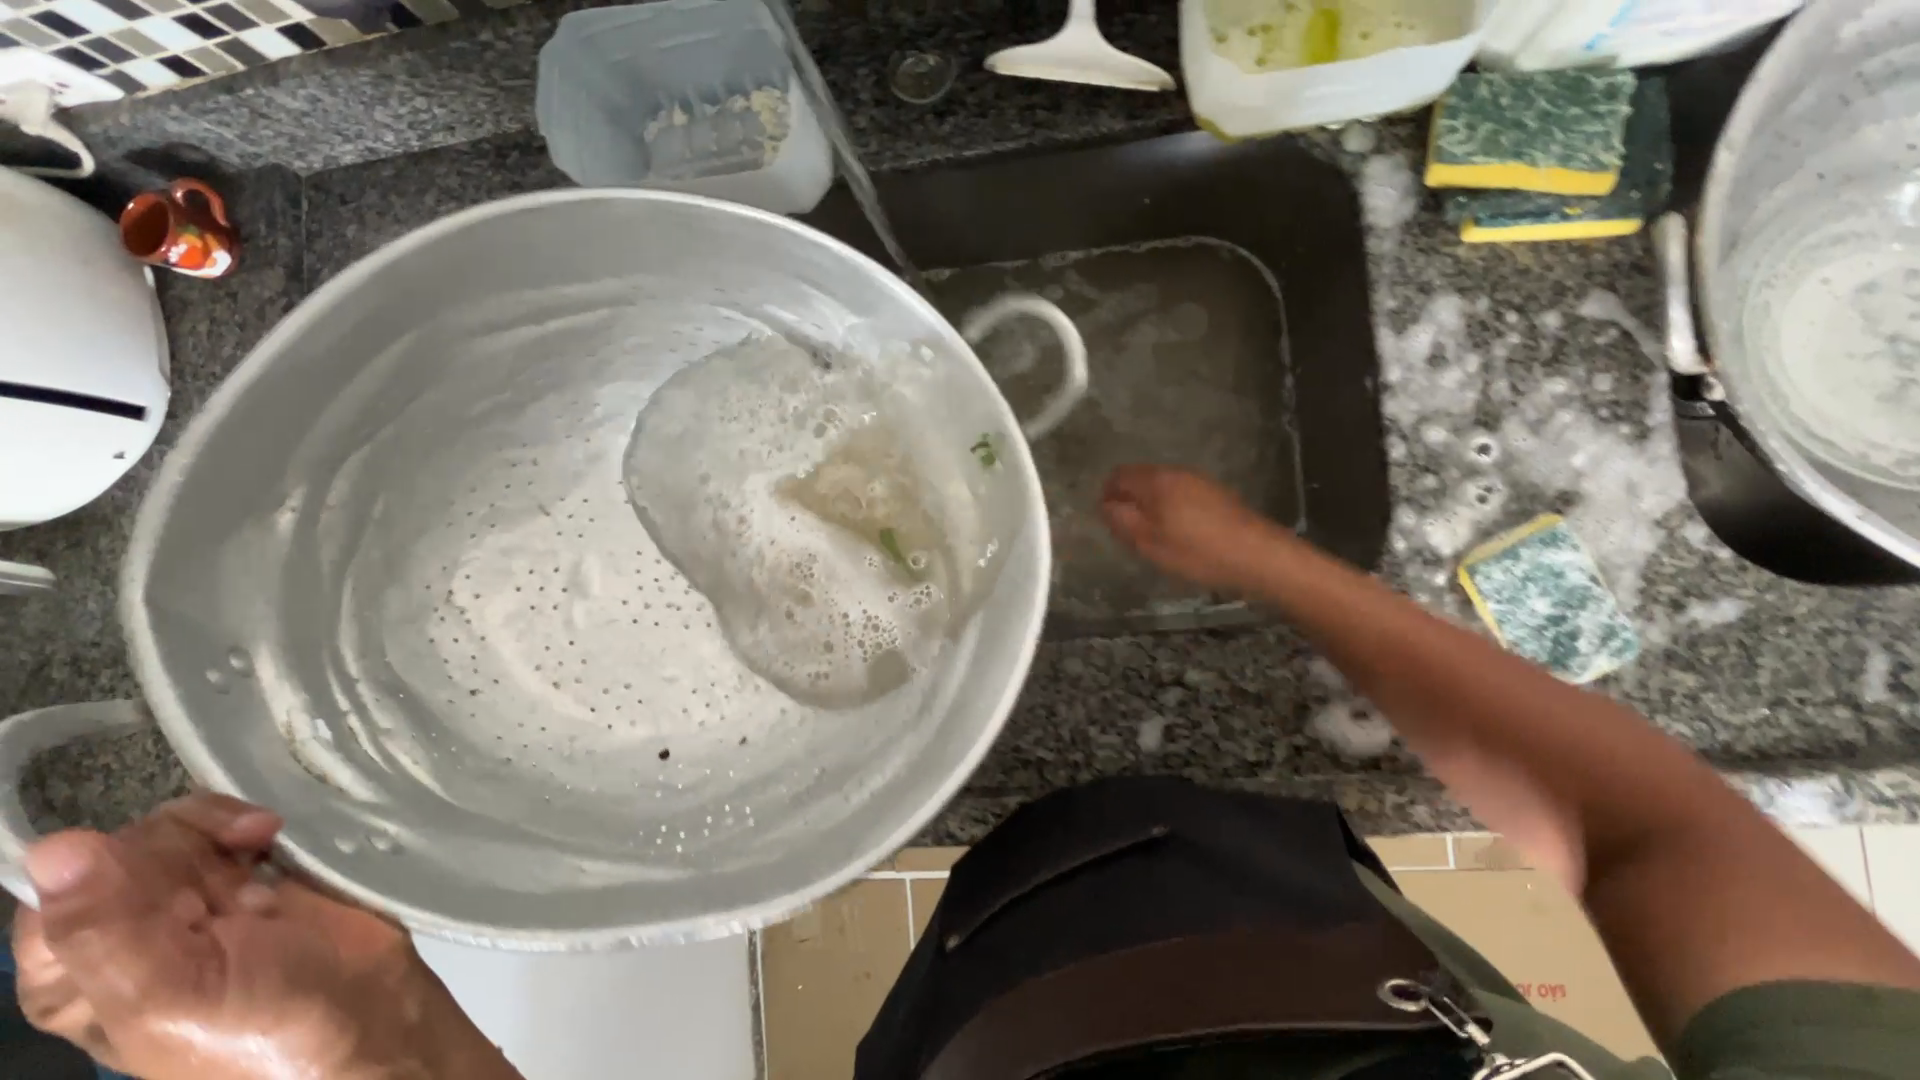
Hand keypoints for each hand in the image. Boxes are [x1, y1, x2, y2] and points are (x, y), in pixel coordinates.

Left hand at [11, 794, 517, 1079]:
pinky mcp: (254, 878)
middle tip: (236, 851)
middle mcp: (129, 935)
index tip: (170, 869)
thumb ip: (105, 929)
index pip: (57, 894)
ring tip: (264, 836)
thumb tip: (57, 845)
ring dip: (217, 823)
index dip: (109, 866)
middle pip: (122, 850)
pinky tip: (274, 835)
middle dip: (179, 839)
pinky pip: (228, 830)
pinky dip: (247, 821)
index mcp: (82, 975)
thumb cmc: (262, 1023)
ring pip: (176, 831)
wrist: (369, 1014)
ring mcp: (197, 903)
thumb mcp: (170, 995)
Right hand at [1100, 465, 1290, 591]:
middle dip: (1130, 501)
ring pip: (1163, 487)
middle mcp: (1177, 472)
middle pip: (1141, 478)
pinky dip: (1173, 510)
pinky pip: (1182, 495)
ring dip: (1152, 506)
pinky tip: (1182, 536)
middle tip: (1130, 533)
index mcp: (1156, 480)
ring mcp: (1200, 481)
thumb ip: (1121, 520)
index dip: (1107, 495)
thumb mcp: (1149, 542)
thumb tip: (1105, 505)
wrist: (1258, 556)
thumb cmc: (1196, 551)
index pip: (1118, 475)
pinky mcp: (1217, 495)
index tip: (1108, 521)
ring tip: (1155, 537)